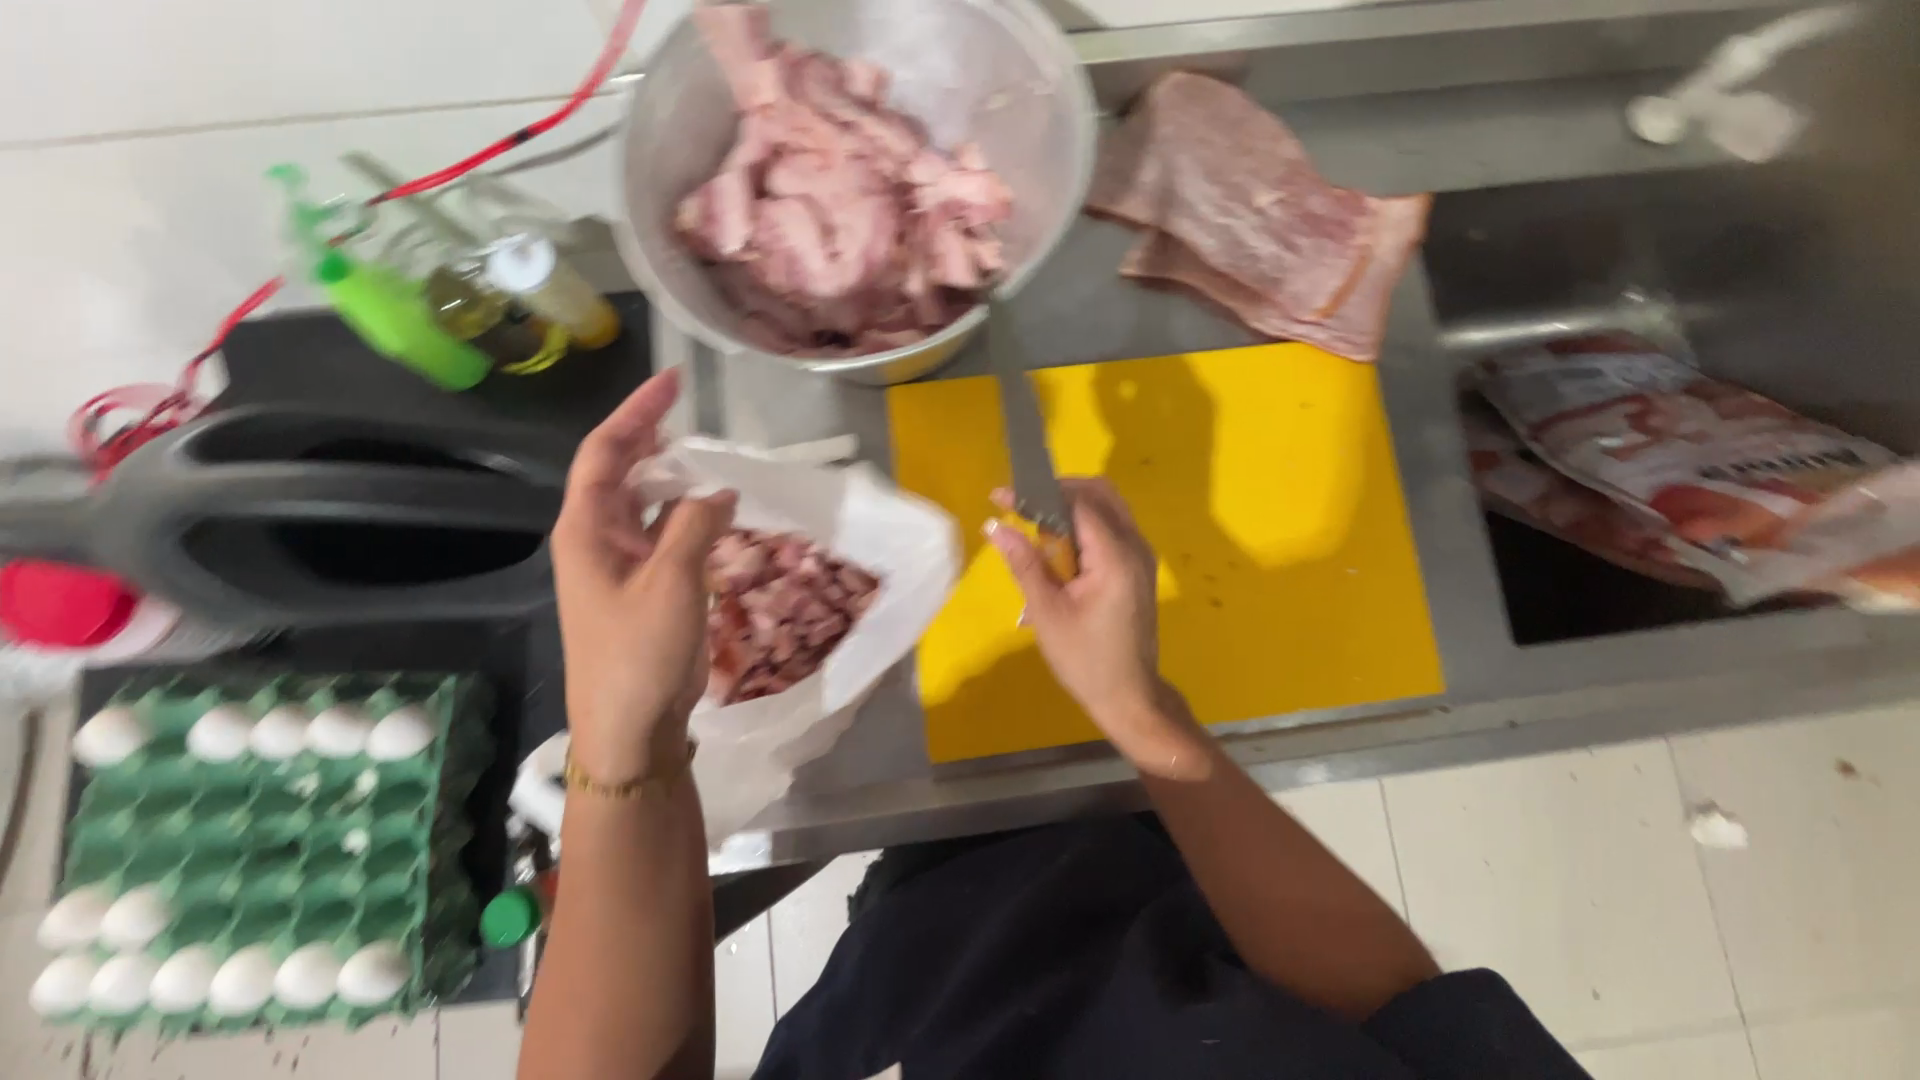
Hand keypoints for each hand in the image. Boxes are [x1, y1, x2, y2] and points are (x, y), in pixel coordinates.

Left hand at [551, 370, 736, 783]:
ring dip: (670, 479)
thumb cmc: (640, 653)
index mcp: (586, 530)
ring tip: (704, 458)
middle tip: (687, 412)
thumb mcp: (672, 582)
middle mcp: (595, 540)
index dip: (636, 412)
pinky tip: (714, 515)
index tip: (672, 382)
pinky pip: (661, 538)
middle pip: (618, 473)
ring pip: (641, 506)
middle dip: (649, 438)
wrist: (629, 729)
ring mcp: (617, 568)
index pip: (605, 453)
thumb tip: (719, 492)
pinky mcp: (641, 591)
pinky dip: (686, 519)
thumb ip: (695, 526)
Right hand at [986, 478, 1191, 759]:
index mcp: (1115, 557)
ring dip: (1071, 507)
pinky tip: (1057, 547)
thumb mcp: (1047, 612)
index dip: (1038, 493)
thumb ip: (1024, 563)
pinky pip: (1111, 529)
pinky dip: (1084, 525)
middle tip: (1022, 506)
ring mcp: (1141, 557)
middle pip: (1099, 494)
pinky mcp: (1138, 568)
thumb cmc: (1085, 659)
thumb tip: (994, 525)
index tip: (1002, 497)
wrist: (1129, 696)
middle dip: (1058, 491)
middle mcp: (1135, 547)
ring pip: (1108, 508)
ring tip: (1035, 526)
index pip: (1077, 503)